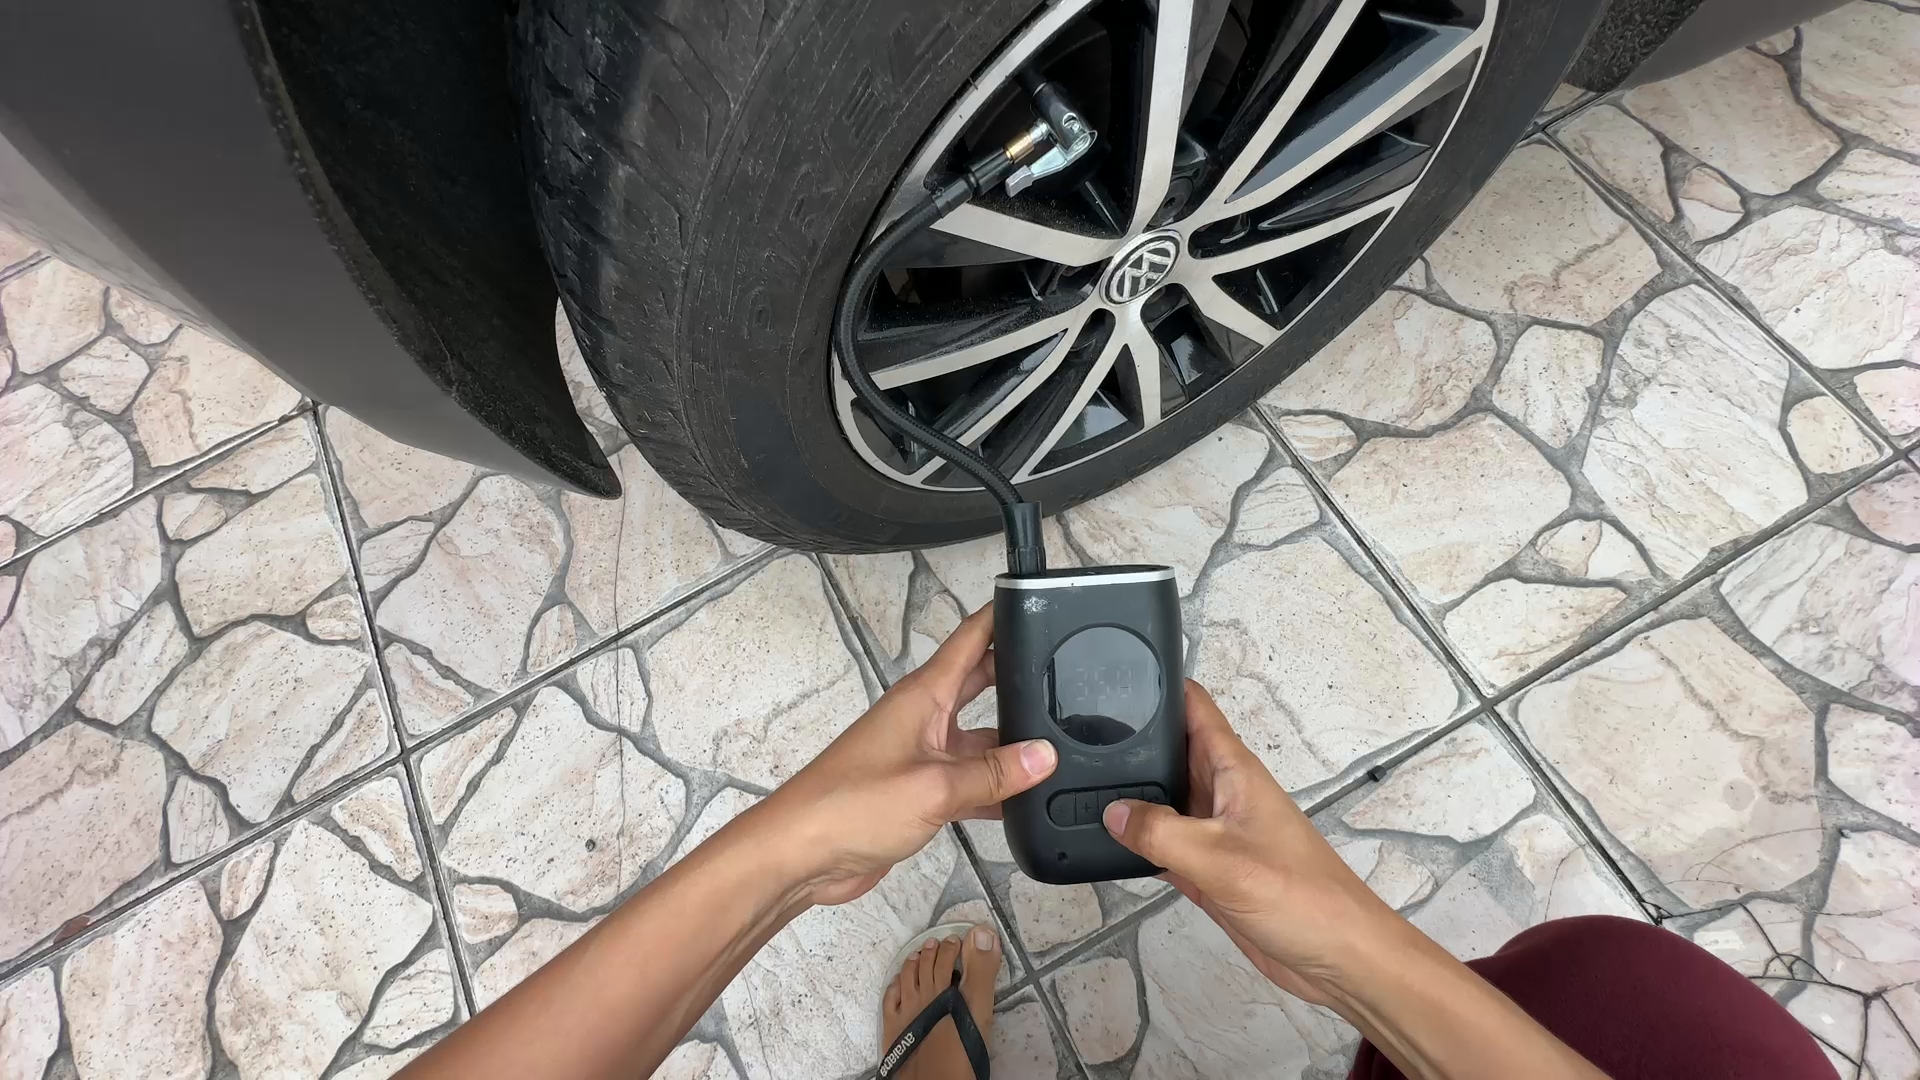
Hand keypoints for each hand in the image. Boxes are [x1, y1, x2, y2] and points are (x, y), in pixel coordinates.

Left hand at [757, 604, 1056, 906]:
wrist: (803, 853)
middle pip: (979, 683)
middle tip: (1061, 675)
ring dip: (1008, 743)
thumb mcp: (935, 786)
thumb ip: (993, 773)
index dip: (999, 617)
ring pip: (977, 736)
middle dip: (1016, 676)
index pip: (969, 639)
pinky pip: (967, 778)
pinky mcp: (919, 787)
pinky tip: (1022, 801)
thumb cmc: (852, 804)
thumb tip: (1043, 756)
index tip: (1035, 603)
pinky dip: (992, 787)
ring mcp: (922, 752)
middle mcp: (924, 716)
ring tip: (1057, 745)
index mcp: (923, 695)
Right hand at [1101, 682, 1407, 1006]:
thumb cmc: (1298, 894)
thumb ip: (1161, 832)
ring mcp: (1210, 827)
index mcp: (1231, 768)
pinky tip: (1102, 837)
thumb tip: (1111, 813)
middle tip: (1075, 727)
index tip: (1116, 673)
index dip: (1158, 684)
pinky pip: (1161, 839)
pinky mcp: (1205, 864)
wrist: (1338, 960)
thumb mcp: (1222, 858)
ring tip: (1077, 777)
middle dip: (1129, 736)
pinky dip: (1136, 837)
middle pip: (1167, 748)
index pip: (1192, 705)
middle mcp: (1217, 788)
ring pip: (1160, 794)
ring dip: (1129, 789)